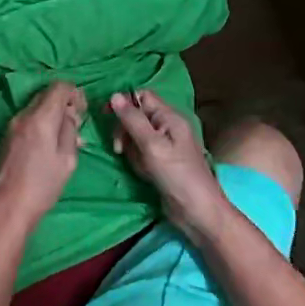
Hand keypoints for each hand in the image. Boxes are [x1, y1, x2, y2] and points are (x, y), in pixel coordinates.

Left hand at [0, 82, 86, 233]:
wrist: (8, 206)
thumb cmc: (43, 185)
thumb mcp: (67, 159)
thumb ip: (70, 131)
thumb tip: (69, 116)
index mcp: (40, 118)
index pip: (59, 87)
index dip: (75, 93)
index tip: (82, 111)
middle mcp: (23, 115)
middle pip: (46, 94)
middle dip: (64, 103)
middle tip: (76, 124)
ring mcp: (12, 125)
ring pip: (37, 106)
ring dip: (53, 113)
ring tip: (64, 137)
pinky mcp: (7, 136)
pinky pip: (29, 118)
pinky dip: (42, 122)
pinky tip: (49, 143)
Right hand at [109, 90, 229, 235]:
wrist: (197, 211)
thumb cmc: (177, 175)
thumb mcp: (152, 145)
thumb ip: (133, 120)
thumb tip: (114, 95)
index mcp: (169, 116)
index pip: (142, 97)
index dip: (124, 104)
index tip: (107, 117)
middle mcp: (167, 126)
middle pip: (136, 117)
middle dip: (125, 131)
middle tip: (120, 149)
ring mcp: (165, 145)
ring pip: (136, 137)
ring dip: (132, 150)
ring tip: (141, 166)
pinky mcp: (161, 161)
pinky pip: (141, 153)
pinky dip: (139, 162)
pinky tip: (145, 173)